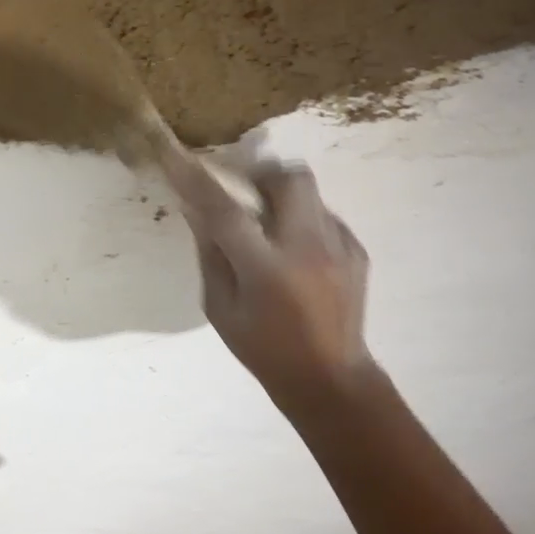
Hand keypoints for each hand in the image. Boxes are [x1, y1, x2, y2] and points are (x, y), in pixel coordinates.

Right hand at [160, 150, 374, 406]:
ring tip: (267, 230)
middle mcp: (307, 248)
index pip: (226, 211)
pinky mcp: (356, 251)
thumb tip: (197, 211)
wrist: (328, 376)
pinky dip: (301, 223)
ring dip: (281, 200)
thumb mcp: (220, 307)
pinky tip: (292, 255)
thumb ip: (211, 255)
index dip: (198, 181)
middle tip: (242, 194)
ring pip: (310, 194)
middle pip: (290, 179)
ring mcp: (339, 246)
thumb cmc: (262, 348)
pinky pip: (324, 217)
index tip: (178, 157)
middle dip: (261, 176)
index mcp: (265, 268)